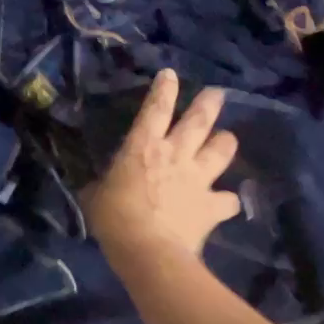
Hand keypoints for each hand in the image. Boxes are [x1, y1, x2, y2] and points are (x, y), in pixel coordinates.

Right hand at [83, 69, 240, 256]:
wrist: (149, 250)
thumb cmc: (113, 216)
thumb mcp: (95, 194)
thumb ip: (104, 183)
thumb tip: (102, 185)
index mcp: (142, 146)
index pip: (154, 109)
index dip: (163, 90)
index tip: (170, 74)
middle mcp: (174, 155)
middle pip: (198, 122)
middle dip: (208, 104)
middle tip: (216, 93)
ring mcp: (197, 179)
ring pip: (220, 152)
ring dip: (225, 143)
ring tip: (227, 138)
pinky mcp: (212, 206)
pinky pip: (227, 199)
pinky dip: (226, 199)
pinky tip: (225, 201)